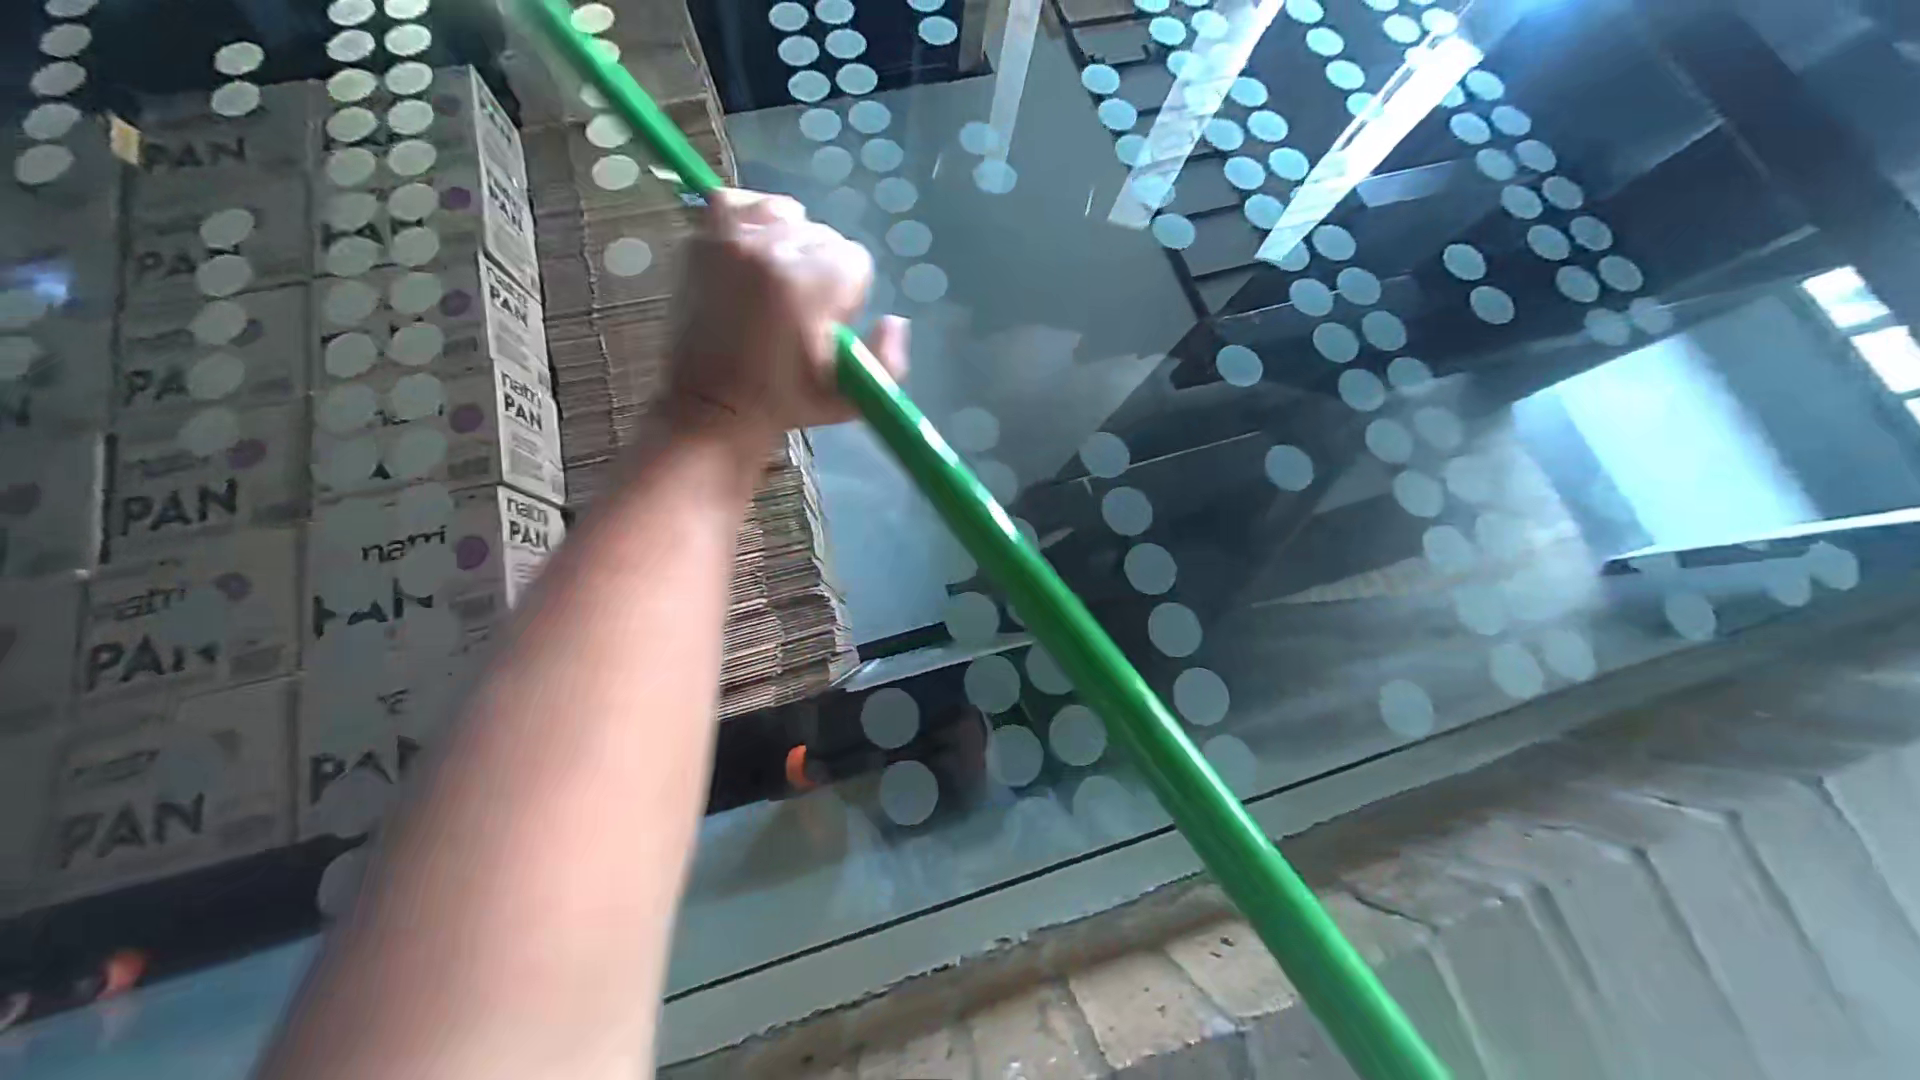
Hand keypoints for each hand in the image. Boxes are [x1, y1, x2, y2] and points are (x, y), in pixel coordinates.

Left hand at [666, 189, 909, 440]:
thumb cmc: (787, 402)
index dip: (850, 295)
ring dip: (791, 242)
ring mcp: (733, 240)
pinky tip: (754, 250)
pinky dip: (751, 220)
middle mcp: (774, 250)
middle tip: (801, 310)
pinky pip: (737, 202)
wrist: (712, 405)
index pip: (857, 261)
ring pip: (787, 214)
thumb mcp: (851, 397)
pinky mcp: (702, 240)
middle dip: (822, 270)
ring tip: (778, 280)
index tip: (830, 323)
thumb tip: (895, 320)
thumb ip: (887, 360)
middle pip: (824, 236)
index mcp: (812, 285)